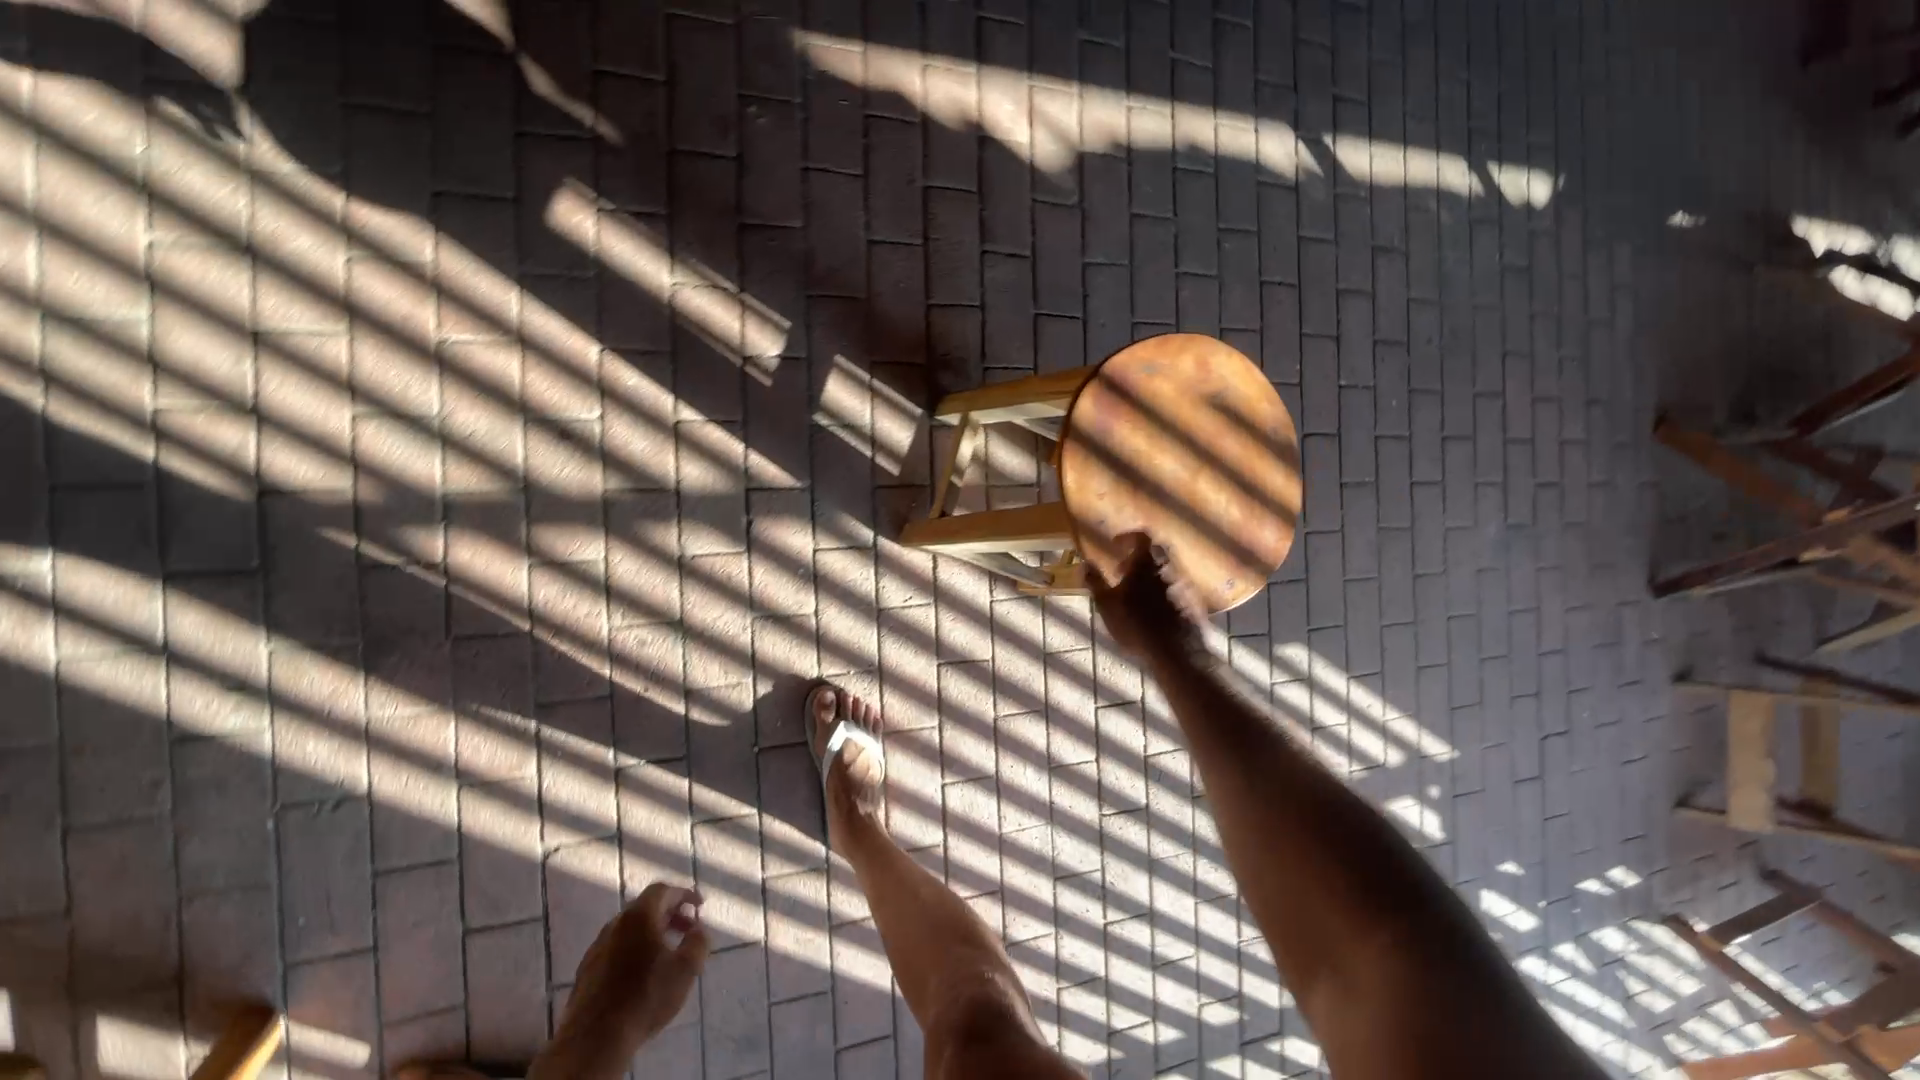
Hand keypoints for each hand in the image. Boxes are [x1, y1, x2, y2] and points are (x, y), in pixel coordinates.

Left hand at [553, 884, 708, 1054]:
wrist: (595, 1039)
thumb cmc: (646, 997)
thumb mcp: (686, 969)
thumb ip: (699, 941)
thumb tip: (699, 929)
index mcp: (639, 917)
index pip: (663, 890)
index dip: (684, 894)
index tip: (700, 906)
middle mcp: (615, 925)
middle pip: (645, 908)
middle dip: (671, 914)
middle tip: (688, 930)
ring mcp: (597, 947)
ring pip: (630, 929)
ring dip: (652, 933)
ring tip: (668, 954)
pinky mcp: (587, 970)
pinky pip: (617, 948)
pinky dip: (635, 949)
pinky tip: (643, 974)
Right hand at [1088, 532, 1210, 664]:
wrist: (1172, 651)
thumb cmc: (1133, 624)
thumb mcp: (1105, 604)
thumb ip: (1095, 582)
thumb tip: (1084, 563)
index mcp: (1144, 565)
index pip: (1141, 537)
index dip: (1128, 537)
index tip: (1115, 545)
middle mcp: (1164, 570)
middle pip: (1154, 553)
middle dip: (1136, 557)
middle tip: (1121, 569)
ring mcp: (1178, 586)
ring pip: (1162, 571)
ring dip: (1147, 575)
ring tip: (1132, 592)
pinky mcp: (1186, 603)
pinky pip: (1171, 589)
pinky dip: (1158, 592)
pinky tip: (1149, 609)